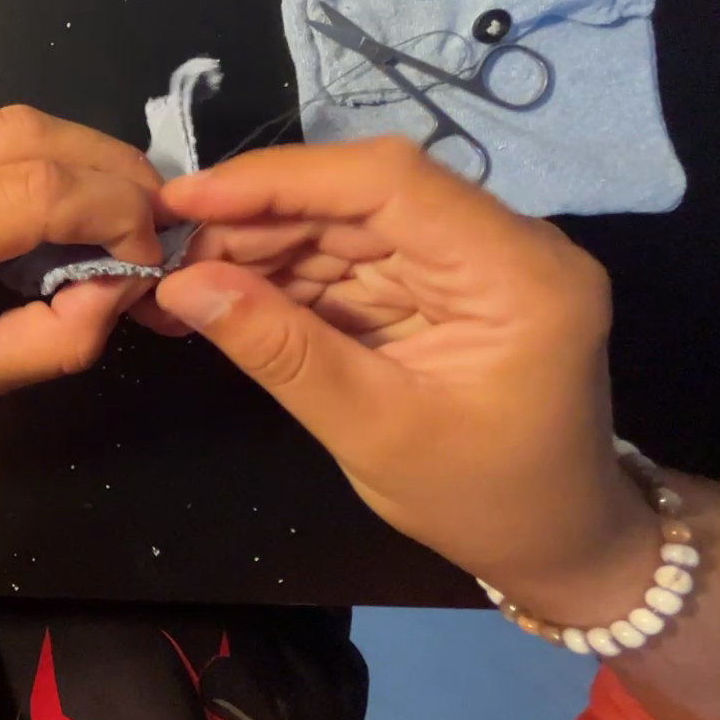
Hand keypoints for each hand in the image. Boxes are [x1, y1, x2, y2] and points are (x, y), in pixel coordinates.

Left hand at [0, 106, 162, 430]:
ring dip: (79, 152)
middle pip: (24, 133)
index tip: (145, 253)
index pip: (30, 191)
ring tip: (121, 202)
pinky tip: (65, 194)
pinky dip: (41, 156)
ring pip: (6, 121)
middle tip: (153, 215)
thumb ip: (55, 337)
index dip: (110, 210)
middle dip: (109, 166)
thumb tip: (123, 282)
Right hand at [142, 139, 656, 622]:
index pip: (387, 183)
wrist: (550, 540)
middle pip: (350, 195)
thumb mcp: (369, 431)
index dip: (278, 180)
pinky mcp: (416, 279)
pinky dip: (268, 271)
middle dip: (249, 217)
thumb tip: (178, 285)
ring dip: (249, 244)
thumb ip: (277, 350)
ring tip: (182, 276)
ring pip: (329, 220)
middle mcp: (487, 244)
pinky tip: (221, 290)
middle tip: (168, 253)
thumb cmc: (482, 497)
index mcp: (513, 273)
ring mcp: (450, 258)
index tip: (186, 199)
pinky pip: (329, 255)